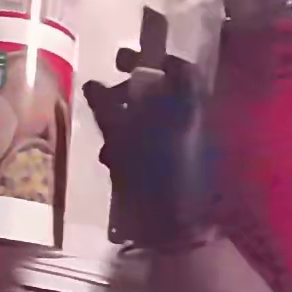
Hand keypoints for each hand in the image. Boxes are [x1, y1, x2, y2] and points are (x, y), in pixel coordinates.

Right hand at [82, 54, 219, 250]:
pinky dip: (139, 144)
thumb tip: (92, 85)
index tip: (122, 64)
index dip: (151, 61)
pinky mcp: (189, 166)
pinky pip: (161, 144)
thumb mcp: (122, 137)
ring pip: (160, 120)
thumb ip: (106, 107)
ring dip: (131, 122)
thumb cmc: (152, 176)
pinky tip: (117, 160)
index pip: (179, 68)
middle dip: (132, 94)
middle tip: (106, 96)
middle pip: (166, 93)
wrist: (181, 230)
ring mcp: (196, 145)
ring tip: (107, 138)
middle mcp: (198, 120)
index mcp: (190, 105)